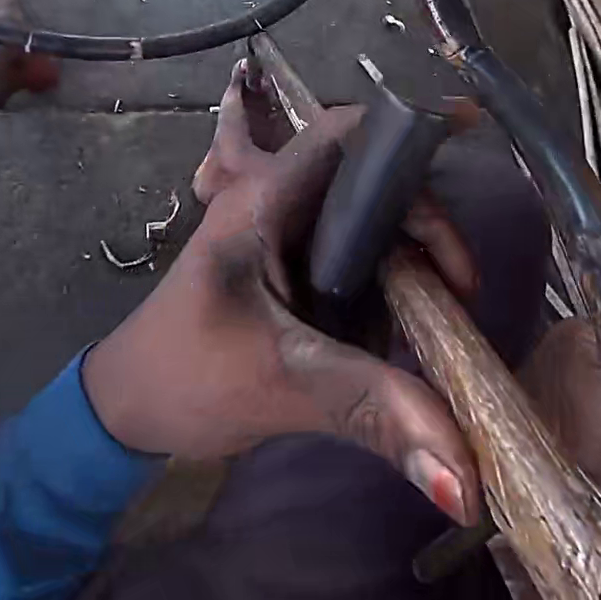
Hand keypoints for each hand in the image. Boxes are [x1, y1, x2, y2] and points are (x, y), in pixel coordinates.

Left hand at [82, 60, 484, 525]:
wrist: (133, 403)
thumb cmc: (185, 372)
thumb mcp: (280, 381)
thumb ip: (370, 409)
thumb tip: (466, 476)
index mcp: (262, 200)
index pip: (339, 134)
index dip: (400, 125)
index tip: (467, 130)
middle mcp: (277, 204)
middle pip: (367, 178)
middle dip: (422, 218)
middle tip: (461, 285)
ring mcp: (285, 237)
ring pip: (367, 221)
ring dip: (413, 254)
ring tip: (452, 307)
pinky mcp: (294, 271)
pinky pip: (358, 259)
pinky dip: (392, 280)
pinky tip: (417, 318)